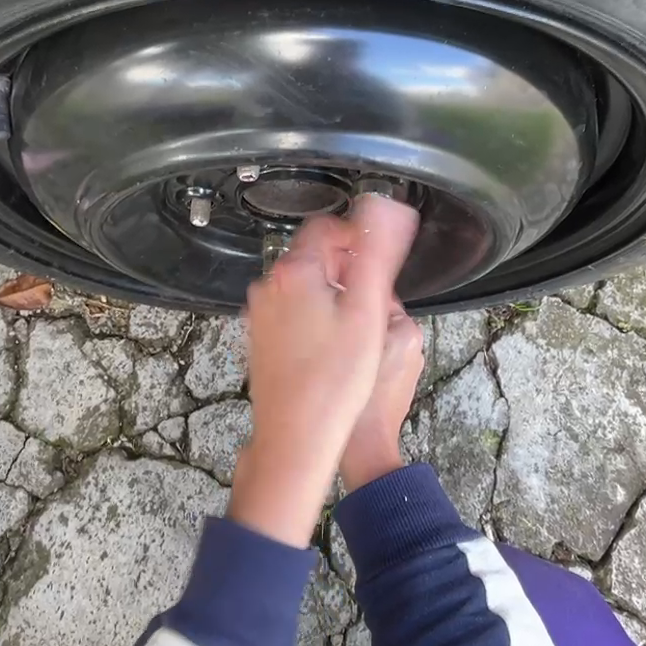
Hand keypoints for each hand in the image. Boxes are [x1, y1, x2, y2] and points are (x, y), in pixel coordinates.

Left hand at [227, 195, 418, 546]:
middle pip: (312, 255)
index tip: (376, 264)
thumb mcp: (368, 311)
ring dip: (329, 291)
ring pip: (301, 283)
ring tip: (353, 327)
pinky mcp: (259, 335)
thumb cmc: (335, 379)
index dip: (356, 238)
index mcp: (295, 270)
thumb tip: (386, 211)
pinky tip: (329, 345)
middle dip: (344, 267)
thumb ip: (375, 254)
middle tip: (370, 299)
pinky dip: (312, 314)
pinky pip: (289, 309)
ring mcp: (260, 311)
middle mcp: (269, 284)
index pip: (326, 227)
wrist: (296, 435)